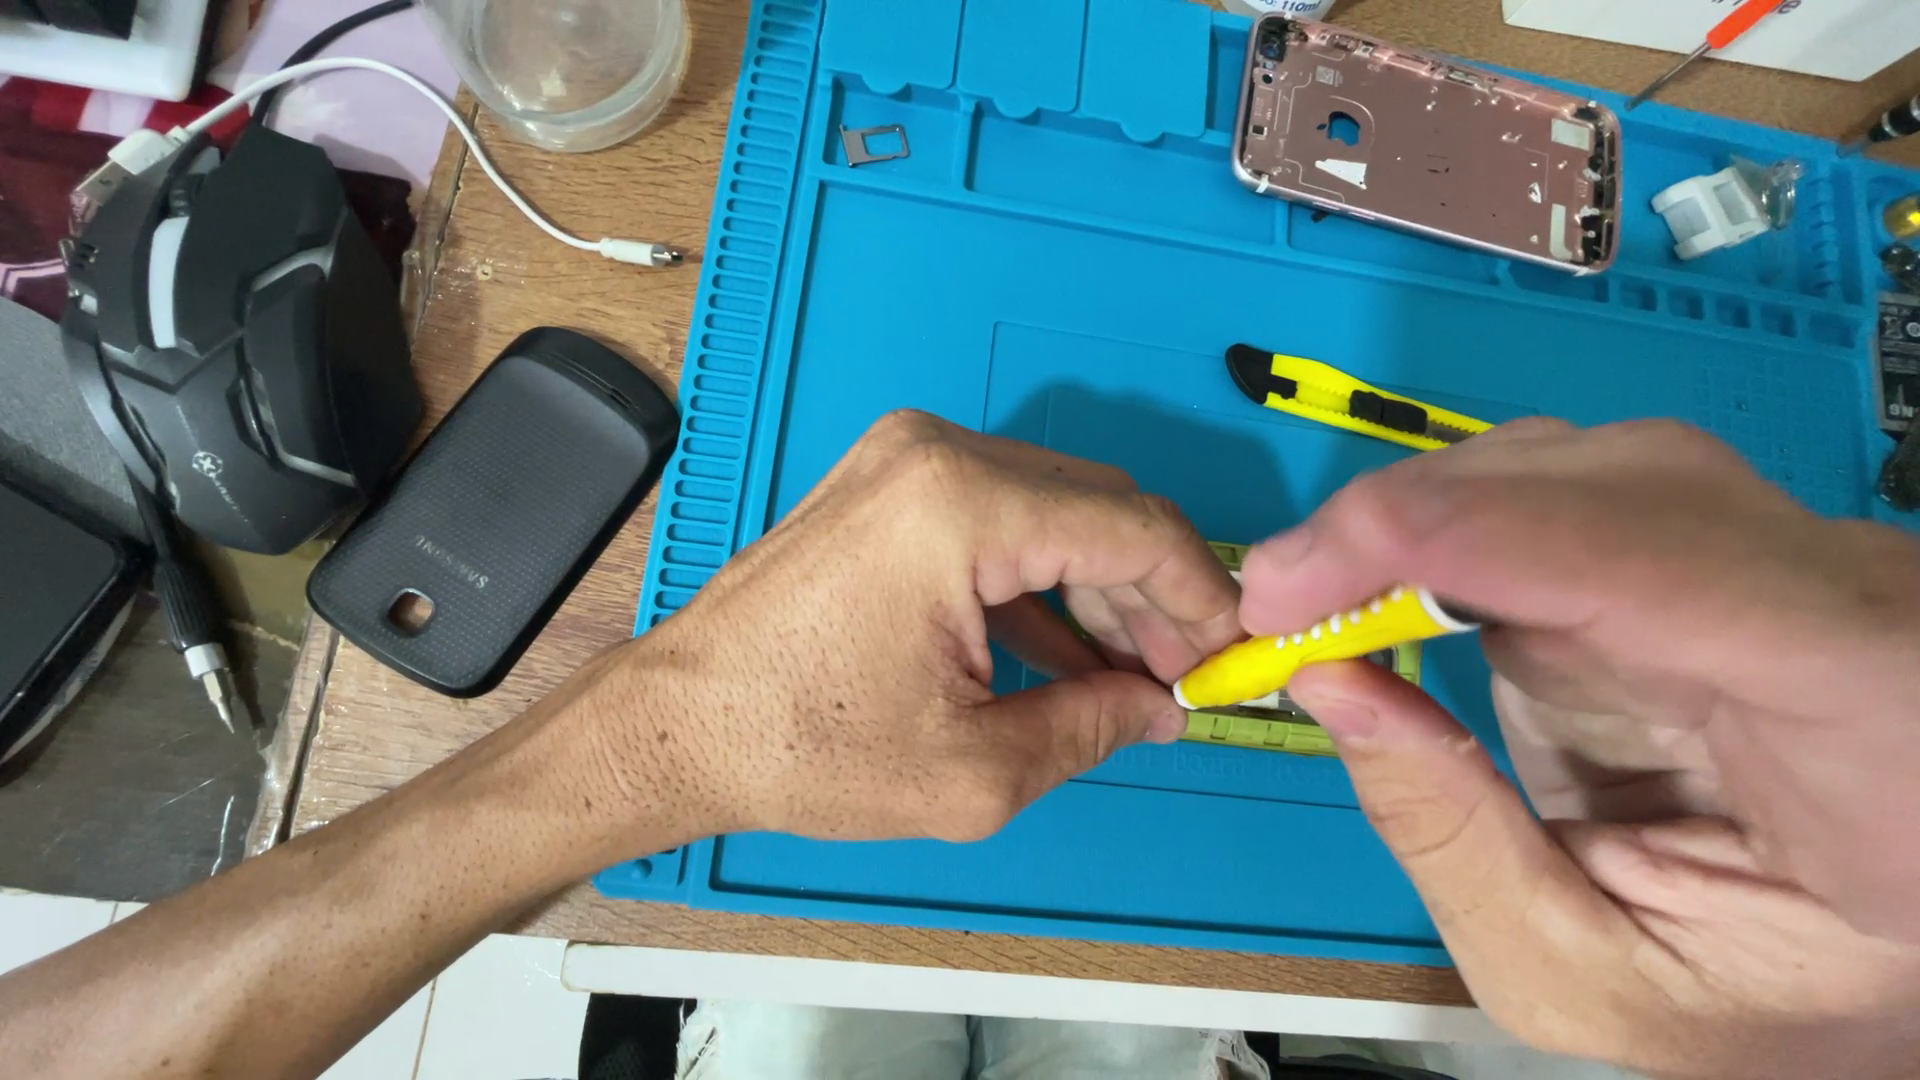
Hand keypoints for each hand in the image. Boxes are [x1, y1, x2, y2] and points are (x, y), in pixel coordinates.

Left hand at [594, 410, 1239, 843]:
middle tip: (1183, 674)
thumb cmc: (805, 746)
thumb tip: (1164, 705)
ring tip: (1134, 671)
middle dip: (1153, 593)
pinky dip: (1040, 580)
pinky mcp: (891, 485)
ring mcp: (909, 461)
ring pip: (1053, 510)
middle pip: (1098, 508)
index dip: (1200, 591)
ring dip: (1100, 588)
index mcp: (964, 504)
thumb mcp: (974, 769)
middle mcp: (940, 454)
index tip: (1231, 647)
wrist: (679, 722)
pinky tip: (1069, 649)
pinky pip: (998, 520)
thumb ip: (1094, 726)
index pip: (1133, 526)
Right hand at [1239, 419, 1919, 1078]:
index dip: (1450, 542)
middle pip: (1596, 485)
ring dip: (1407, 517)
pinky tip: (1376, 584)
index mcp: (1877, 721)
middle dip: (1402, 526)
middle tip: (1274, 600)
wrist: (1866, 956)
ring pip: (1559, 466)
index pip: (1656, 566)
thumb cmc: (1754, 1000)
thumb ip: (1443, 835)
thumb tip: (1323, 680)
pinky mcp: (1682, 554)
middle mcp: (1834, 599)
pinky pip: (1538, 494)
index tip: (1289, 592)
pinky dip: (1430, 527)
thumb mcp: (1578, 972)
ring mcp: (1761, 559)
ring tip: (1314, 595)